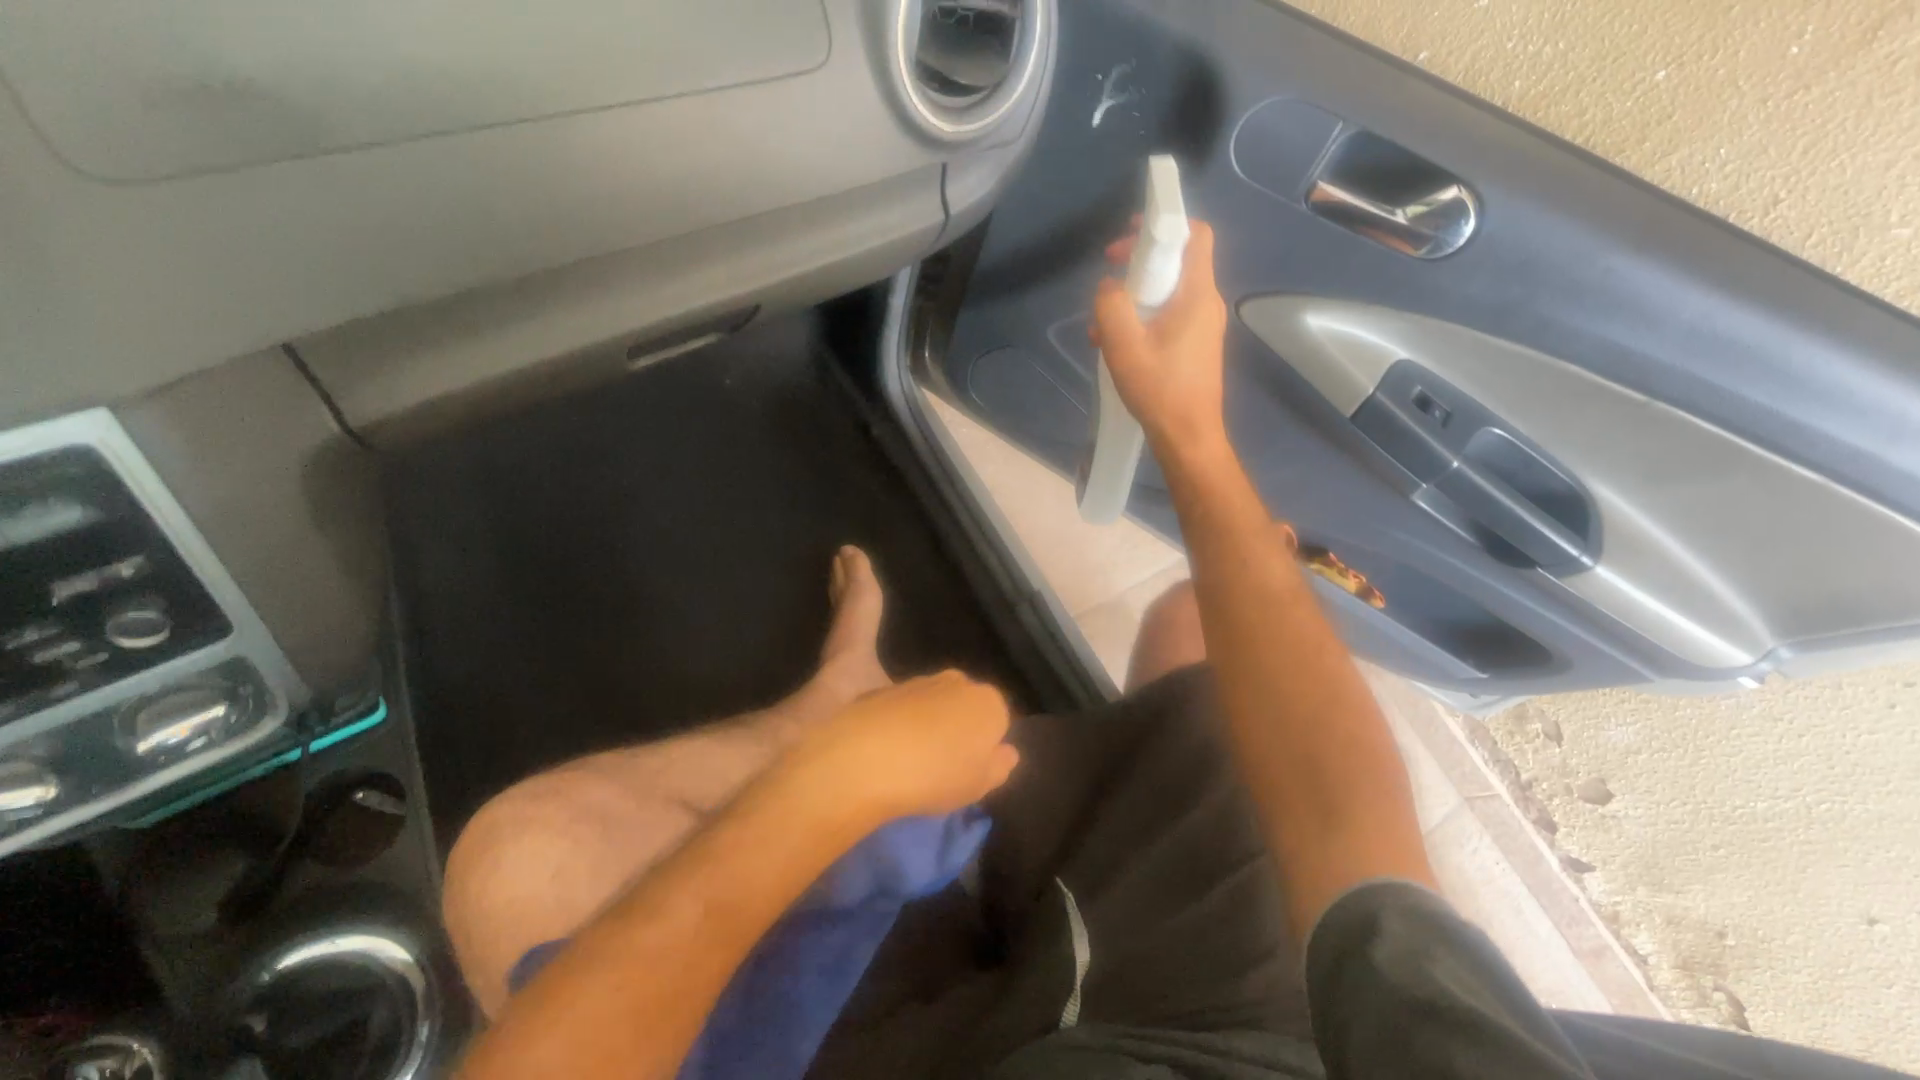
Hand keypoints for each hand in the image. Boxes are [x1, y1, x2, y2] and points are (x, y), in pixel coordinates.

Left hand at [785, 671, 1017, 822]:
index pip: (998, 721)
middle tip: (941, 766)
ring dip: (925, 725)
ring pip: (932, 704)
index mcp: (988, 702)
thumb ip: (999, 765)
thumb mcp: (979, 785)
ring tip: (908, 762)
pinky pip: (899, 709)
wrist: (865, 759)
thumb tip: (1006, 752)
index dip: (985, 747)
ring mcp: (916, 682)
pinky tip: (883, 751)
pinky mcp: (880, 689)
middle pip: (964, 706)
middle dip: (956, 728)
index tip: (968, 770)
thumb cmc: (936, 776)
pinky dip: (896, 724)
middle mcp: (956, 681)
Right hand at [1090, 220, 1229, 453]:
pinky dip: (1141, 322)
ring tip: (1100, 327)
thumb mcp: (1122, 344)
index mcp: (1197, 295)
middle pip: (1176, 264)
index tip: (1132, 235)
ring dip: (1132, 301)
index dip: (1165, 224)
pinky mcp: (1194, 348)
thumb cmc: (1160, 389)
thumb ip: (1111, 304)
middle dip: (1137, 265)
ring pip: (1166, 295)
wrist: (1188, 438)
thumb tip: (1109, 287)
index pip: (1196, 235)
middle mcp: (1206, 304)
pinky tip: (1113, 347)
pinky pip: (1167, 319)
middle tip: (1107, 276)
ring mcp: (1202, 327)